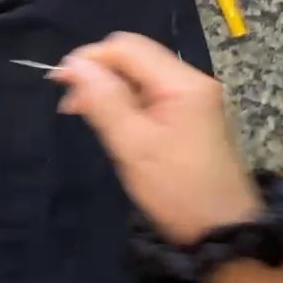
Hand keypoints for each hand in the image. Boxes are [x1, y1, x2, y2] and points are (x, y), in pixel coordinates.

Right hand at [53, 32, 261, 243]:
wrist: (222, 235)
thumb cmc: (176, 190)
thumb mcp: (132, 145)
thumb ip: (102, 99)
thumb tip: (71, 63)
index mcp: (182, 82)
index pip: (126, 47)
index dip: (90, 58)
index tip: (60, 82)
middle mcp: (191, 80)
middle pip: (133, 57)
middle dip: (98, 73)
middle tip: (71, 104)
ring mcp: (192, 97)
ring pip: (138, 75)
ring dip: (109, 88)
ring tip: (84, 113)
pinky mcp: (189, 115)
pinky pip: (148, 94)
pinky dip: (125, 102)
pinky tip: (110, 121)